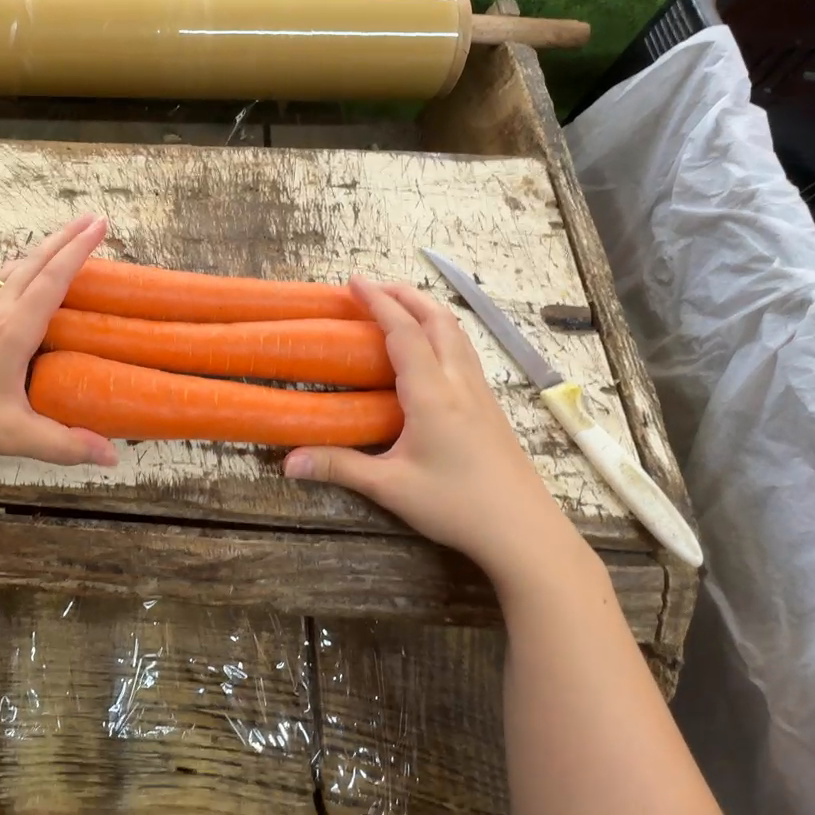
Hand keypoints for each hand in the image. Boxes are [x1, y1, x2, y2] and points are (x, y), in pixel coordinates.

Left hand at [0, 215, 116, 469]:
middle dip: (67, 237)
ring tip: (65, 240)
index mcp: (13, 329)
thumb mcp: (14, 435)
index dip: (80, 250)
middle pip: (36, 263)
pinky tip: (18, 277)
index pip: (53, 278)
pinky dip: (21, 271)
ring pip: (16, 270)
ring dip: (44, 251)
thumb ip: (64, 445)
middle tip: (93, 218)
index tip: (100, 225)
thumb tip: (111, 457)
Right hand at [283, 279, 580, 580]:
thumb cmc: (457, 506)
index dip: (378, 302)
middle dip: (406, 295)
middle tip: (374, 286)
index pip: (404, 332)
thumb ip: (339, 467)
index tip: (354, 281)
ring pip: (458, 334)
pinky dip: (443, 333)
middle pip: (438, 321)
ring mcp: (481, 395)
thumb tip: (288, 461)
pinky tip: (432, 351)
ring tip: (401, 306)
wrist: (526, 533)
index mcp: (432, 394)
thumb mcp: (390, 487)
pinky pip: (465, 353)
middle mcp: (459, 384)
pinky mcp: (492, 409)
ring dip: (427, 311)